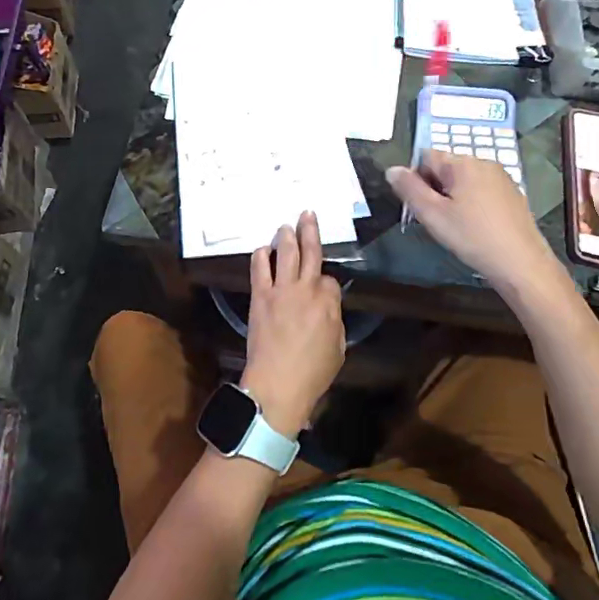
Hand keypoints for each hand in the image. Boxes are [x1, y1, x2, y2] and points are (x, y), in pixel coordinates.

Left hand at [241, 211, 343, 438]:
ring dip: (286, 237)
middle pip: (310, 254)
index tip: (324, 288)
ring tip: (286, 225)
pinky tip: (261, 249)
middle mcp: (306, 289)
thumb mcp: (338, 348)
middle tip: (308, 214)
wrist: (277, 384)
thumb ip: (334, 322)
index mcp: (329, 303)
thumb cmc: (313, 373)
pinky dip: (261, 257)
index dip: (327, 282)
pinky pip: (260, 270)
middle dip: (310, 232)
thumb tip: (327, 310)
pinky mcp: (260, 297)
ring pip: (286, 254)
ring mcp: (281, 291)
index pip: (331, 281)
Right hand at [387, 150, 567, 296]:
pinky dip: (473, 204)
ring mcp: (501, 178)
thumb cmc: (472, 237)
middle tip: (437, 220)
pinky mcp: (513, 194)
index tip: (420, 206)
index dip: (416, 179)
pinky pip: (482, 191)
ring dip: (453, 198)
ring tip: (456, 227)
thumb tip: (392, 169)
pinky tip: (476, 228)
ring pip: (464, 181)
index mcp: (463, 163)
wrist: (520, 262)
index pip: (426, 157)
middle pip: (447, 168)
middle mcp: (484, 162)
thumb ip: (409, 189)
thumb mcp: (433, 215)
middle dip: (436, 189)